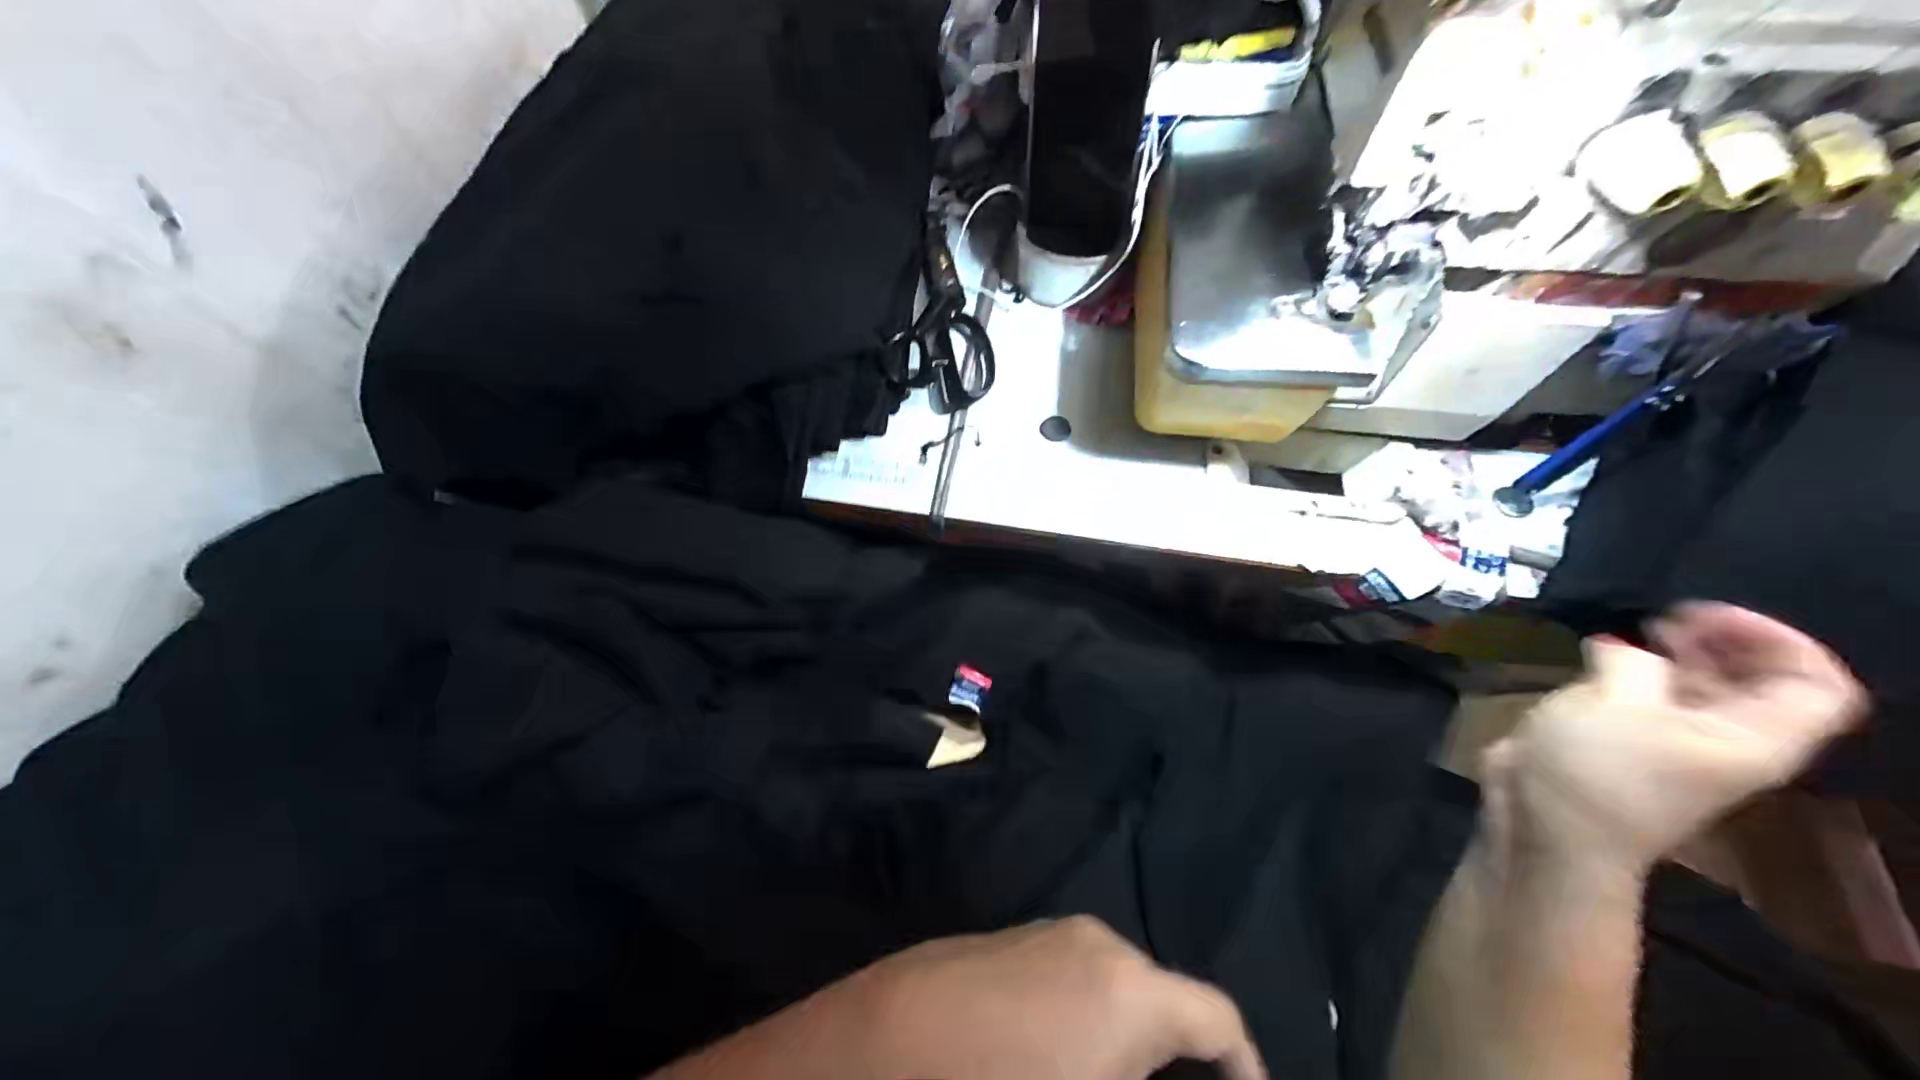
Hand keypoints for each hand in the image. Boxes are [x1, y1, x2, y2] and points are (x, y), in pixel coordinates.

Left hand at [842, 916, 1264, 1079]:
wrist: (881, 1043)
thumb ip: (1142, 1071)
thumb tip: (1143, 1062)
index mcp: (1132, 987)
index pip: (1221, 1021)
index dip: (1246, 1068)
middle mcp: (1098, 943)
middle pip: (1167, 1002)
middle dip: (1179, 1060)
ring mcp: (1047, 933)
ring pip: (1117, 989)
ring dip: (1128, 1040)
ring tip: (1110, 1076)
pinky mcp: (1010, 939)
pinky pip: (1072, 978)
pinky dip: (1085, 1018)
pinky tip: (1056, 1057)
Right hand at [1484, 602, 1864, 874]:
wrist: (1548, 827)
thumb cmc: (1596, 770)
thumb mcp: (1617, 703)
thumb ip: (1632, 663)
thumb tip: (1624, 651)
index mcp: (1751, 738)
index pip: (1813, 684)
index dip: (1775, 639)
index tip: (1705, 615)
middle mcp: (1725, 739)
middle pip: (1758, 683)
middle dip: (1722, 641)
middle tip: (1669, 616)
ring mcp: (1673, 743)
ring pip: (1701, 689)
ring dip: (1677, 654)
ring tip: (1637, 629)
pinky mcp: (1625, 742)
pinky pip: (1649, 698)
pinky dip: (1633, 671)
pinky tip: (1599, 656)